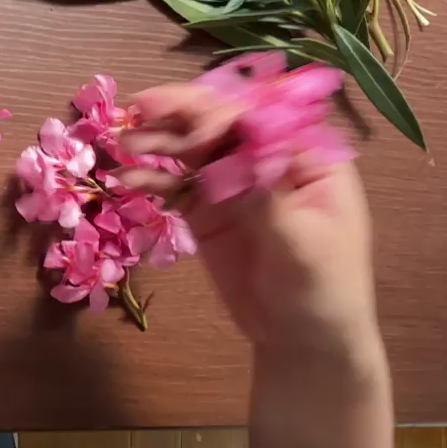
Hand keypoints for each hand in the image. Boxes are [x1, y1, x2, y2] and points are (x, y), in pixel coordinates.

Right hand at [118, 82, 380, 365]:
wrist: (301, 339)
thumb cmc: (323, 290)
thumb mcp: (302, 244)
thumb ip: (268, 195)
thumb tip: (240, 146)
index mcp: (304, 158)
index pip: (258, 119)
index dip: (219, 115)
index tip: (188, 133)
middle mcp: (264, 160)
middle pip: (218, 124)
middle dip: (179, 115)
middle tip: (137, 108)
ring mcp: (231, 184)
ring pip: (191, 150)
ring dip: (158, 142)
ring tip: (123, 143)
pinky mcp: (206, 210)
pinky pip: (175, 185)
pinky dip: (151, 179)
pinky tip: (127, 178)